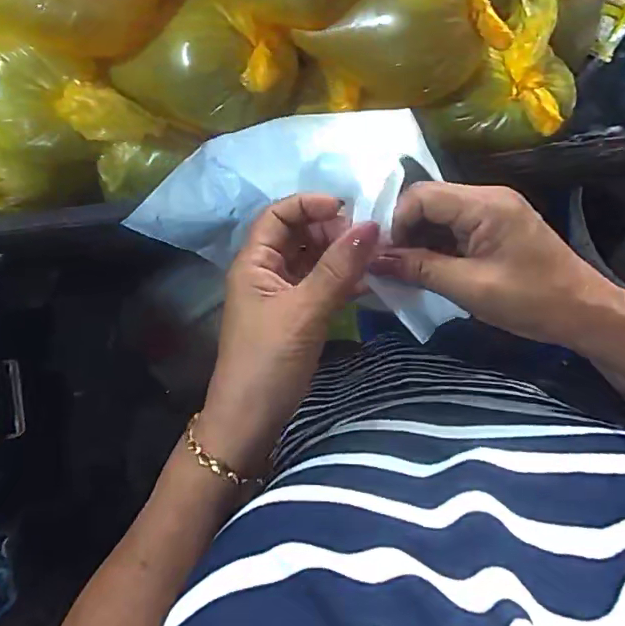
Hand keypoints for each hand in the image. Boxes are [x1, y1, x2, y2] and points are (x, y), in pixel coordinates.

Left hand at [200, 195, 380, 471]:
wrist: (249, 422)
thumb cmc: (269, 361)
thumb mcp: (305, 311)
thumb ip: (338, 268)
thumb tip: (372, 225)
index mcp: (254, 261)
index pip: (278, 214)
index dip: (309, 203)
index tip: (347, 208)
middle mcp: (265, 270)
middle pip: (298, 233)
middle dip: (331, 229)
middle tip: (368, 239)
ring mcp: (280, 293)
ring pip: (311, 258)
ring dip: (340, 254)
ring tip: (375, 257)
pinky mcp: (295, 315)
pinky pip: (319, 284)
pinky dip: (341, 279)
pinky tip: (367, 283)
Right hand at [372, 182, 624, 345]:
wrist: (587, 313)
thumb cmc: (532, 301)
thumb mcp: (470, 288)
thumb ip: (419, 269)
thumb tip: (373, 260)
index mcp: (485, 204)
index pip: (421, 195)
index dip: (396, 222)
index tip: (385, 256)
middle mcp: (488, 195)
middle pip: (428, 199)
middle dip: (405, 230)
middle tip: (392, 264)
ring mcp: (494, 208)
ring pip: (439, 212)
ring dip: (419, 238)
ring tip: (408, 269)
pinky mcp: (497, 223)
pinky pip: (454, 223)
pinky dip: (437, 243)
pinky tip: (430, 266)